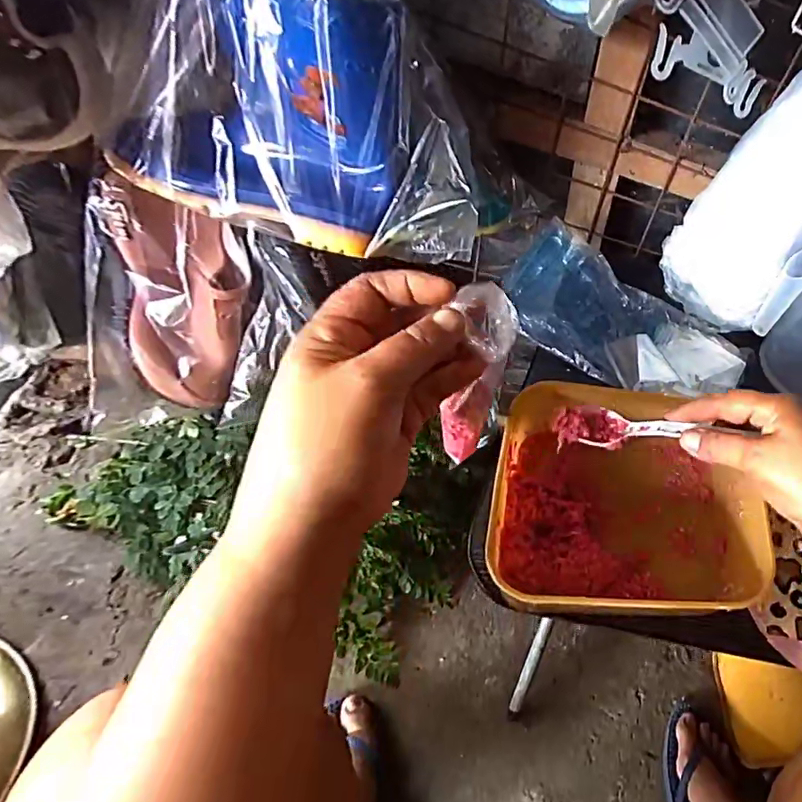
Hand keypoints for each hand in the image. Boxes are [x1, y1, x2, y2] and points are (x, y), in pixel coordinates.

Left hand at [225, 271, 484, 547]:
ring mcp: (382, 388)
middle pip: (404, 322)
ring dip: (454, 348)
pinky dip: (456, 375)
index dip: (411, 286)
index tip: (452, 295)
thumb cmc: (326, 439)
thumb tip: (456, 316)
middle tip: (481, 322)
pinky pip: (433, 385)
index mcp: (331, 338)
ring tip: (487, 347)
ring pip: (425, 355)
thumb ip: (415, 345)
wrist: (314, 515)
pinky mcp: (403, 415)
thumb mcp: (369, 381)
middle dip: (441, 318)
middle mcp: (357, 357)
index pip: (372, 293)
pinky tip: (478, 369)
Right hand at [667, 391, 801, 568]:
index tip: (668, 418)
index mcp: (777, 407)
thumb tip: (686, 437)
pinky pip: (754, 445)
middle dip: (707, 417)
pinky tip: (721, 455)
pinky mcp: (790, 459)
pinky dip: (734, 448)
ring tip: (691, 438)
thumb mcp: (756, 460)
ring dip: (720, 432)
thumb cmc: (801, 481)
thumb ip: (719, 446)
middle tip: (676, 426)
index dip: (696, 408)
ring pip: (746, 428)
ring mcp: (789, 437)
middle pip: (738, 410)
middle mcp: (784, 415)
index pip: (728, 401)